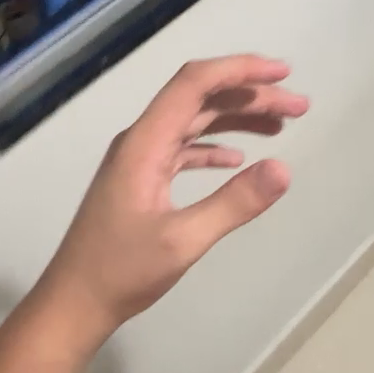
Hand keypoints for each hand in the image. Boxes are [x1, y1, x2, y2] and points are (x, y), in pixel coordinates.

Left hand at [39, 56, 309, 334]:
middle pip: (199, 99)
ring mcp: (139, 161)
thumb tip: (284, 169)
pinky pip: (183, 149)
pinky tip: (239, 159)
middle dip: (250, 96)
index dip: (240, 70)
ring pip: (193, 123)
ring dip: (236, 119)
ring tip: (280, 127)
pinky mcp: (141, 181)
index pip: (194, 83)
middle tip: (299, 107)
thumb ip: (234, 203)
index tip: (283, 73)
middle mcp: (141, 141)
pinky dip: (215, 148)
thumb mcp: (183, 240)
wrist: (75, 301)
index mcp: (145, 143)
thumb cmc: (122, 271)